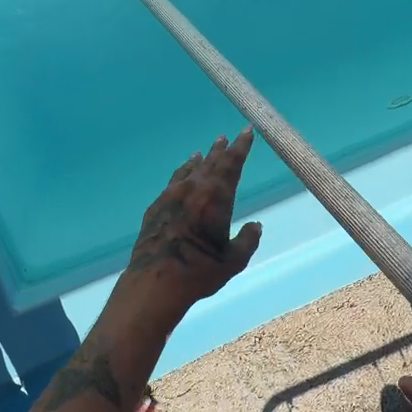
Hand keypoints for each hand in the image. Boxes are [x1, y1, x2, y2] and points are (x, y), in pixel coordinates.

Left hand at [119, 129, 262, 325]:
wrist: (155, 279)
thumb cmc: (200, 271)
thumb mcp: (234, 261)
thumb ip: (247, 240)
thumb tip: (255, 225)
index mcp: (217, 198)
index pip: (232, 165)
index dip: (241, 147)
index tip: (247, 132)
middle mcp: (194, 189)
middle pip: (211, 162)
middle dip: (222, 149)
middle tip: (228, 136)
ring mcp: (172, 195)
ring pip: (191, 169)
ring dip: (202, 159)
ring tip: (207, 150)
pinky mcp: (157, 205)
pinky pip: (174, 180)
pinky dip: (183, 171)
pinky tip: (185, 171)